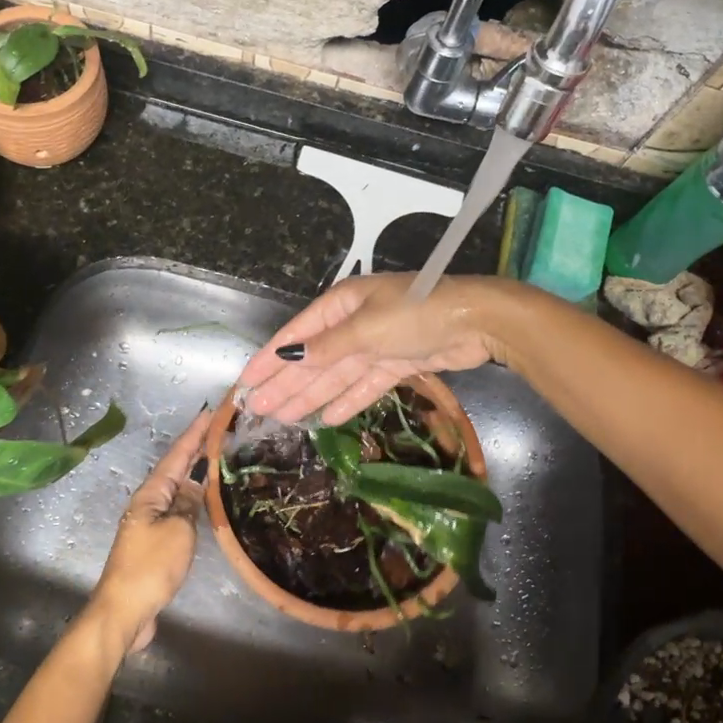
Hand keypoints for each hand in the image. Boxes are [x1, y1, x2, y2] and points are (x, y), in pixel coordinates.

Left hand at [89, 410, 211, 652]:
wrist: (125, 610)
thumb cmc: (151, 567)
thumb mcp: (178, 532)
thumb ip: (190, 506)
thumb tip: (197, 486)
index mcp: (152, 493)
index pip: (177, 455)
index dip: (195, 433)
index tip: (212, 413)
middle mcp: (149, 502)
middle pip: (176, 468)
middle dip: (197, 448)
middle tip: (222, 430)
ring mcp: (151, 522)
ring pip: (178, 489)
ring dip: (196, 472)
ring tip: (219, 457)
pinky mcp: (157, 542)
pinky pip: (179, 510)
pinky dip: (194, 499)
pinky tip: (207, 501)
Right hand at [238, 274, 505, 425]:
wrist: (477, 321)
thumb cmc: (417, 313)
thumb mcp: (367, 329)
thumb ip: (328, 348)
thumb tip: (288, 356)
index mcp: (342, 304)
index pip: (297, 334)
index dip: (270, 358)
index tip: (246, 381)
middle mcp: (355, 322)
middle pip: (314, 358)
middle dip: (286, 383)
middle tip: (258, 409)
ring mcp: (376, 344)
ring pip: (336, 375)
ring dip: (310, 396)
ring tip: (283, 418)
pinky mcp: (397, 363)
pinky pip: (363, 384)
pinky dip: (346, 401)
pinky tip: (326, 418)